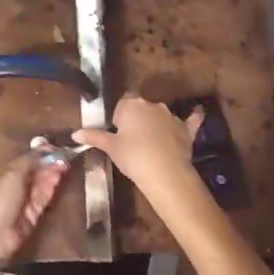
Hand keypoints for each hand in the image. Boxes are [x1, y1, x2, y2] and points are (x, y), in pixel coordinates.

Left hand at [0, 152, 68, 262]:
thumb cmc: (0, 202)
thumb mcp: (11, 176)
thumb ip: (28, 161)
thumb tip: (42, 148)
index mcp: (6, 172)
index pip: (27, 159)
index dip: (40, 152)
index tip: (55, 146)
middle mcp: (18, 183)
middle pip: (37, 169)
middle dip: (50, 162)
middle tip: (66, 155)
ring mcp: (27, 197)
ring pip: (43, 181)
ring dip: (54, 172)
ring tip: (66, 163)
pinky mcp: (36, 210)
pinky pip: (46, 195)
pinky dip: (53, 185)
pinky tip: (61, 176)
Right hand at [73, 93, 202, 196]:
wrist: (164, 172)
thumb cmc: (132, 156)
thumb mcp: (110, 148)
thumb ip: (94, 138)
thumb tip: (75, 134)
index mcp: (132, 106)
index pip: (123, 102)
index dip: (119, 116)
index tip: (117, 131)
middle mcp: (153, 105)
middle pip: (142, 107)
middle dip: (137, 119)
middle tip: (130, 139)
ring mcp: (172, 116)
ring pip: (161, 115)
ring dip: (156, 123)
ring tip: (150, 143)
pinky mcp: (186, 129)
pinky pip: (190, 120)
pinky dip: (192, 118)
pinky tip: (198, 112)